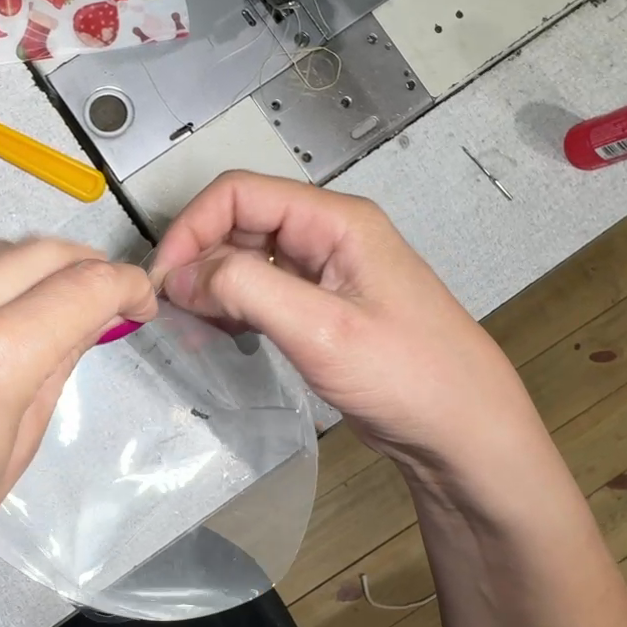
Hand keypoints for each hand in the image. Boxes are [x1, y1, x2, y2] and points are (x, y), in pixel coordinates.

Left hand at [0, 239, 156, 626]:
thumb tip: (89, 324)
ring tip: (68, 303)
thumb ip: (55, 372)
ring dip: (44, 265)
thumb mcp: (15, 452)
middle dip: (90, 265)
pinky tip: (14, 310)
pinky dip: (0, 276)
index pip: (83, 286)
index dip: (126, 287)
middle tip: (114, 301)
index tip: (143, 305)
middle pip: (42, 251)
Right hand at [148, 172, 546, 484]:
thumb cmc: (407, 375)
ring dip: (210, 285)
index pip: (239, 194)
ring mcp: (321, 270)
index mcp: (335, 221)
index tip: (164, 281)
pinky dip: (230, 306)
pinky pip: (258, 289)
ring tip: (194, 326)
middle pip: (237, 221)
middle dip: (197, 258)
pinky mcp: (316, 304)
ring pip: (243, 256)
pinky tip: (220, 333)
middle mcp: (325, 234)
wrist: (463, 433)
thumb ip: (245, 291)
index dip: (192, 228)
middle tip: (173, 311)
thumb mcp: (322, 330)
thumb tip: (177, 276)